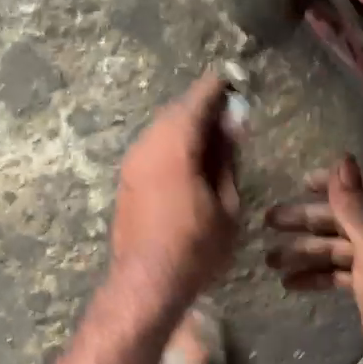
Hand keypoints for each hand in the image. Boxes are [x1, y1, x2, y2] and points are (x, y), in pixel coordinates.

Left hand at [109, 74, 242, 305]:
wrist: (146, 283)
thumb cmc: (195, 247)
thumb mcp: (226, 204)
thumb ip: (227, 159)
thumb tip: (231, 124)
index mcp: (175, 145)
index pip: (198, 100)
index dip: (218, 87)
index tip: (235, 81)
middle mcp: (148, 144)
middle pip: (177, 110)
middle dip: (203, 106)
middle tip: (230, 112)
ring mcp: (132, 161)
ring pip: (162, 127)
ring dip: (187, 125)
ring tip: (215, 137)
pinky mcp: (127, 178)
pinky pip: (153, 145)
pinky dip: (174, 142)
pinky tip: (192, 159)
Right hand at [265, 156, 362, 363]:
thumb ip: (357, 207)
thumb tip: (342, 161)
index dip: (334, 183)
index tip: (301, 184)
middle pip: (344, 218)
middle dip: (307, 219)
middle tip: (270, 220)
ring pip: (337, 249)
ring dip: (305, 251)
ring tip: (270, 259)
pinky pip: (338, 275)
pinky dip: (316, 276)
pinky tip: (290, 282)